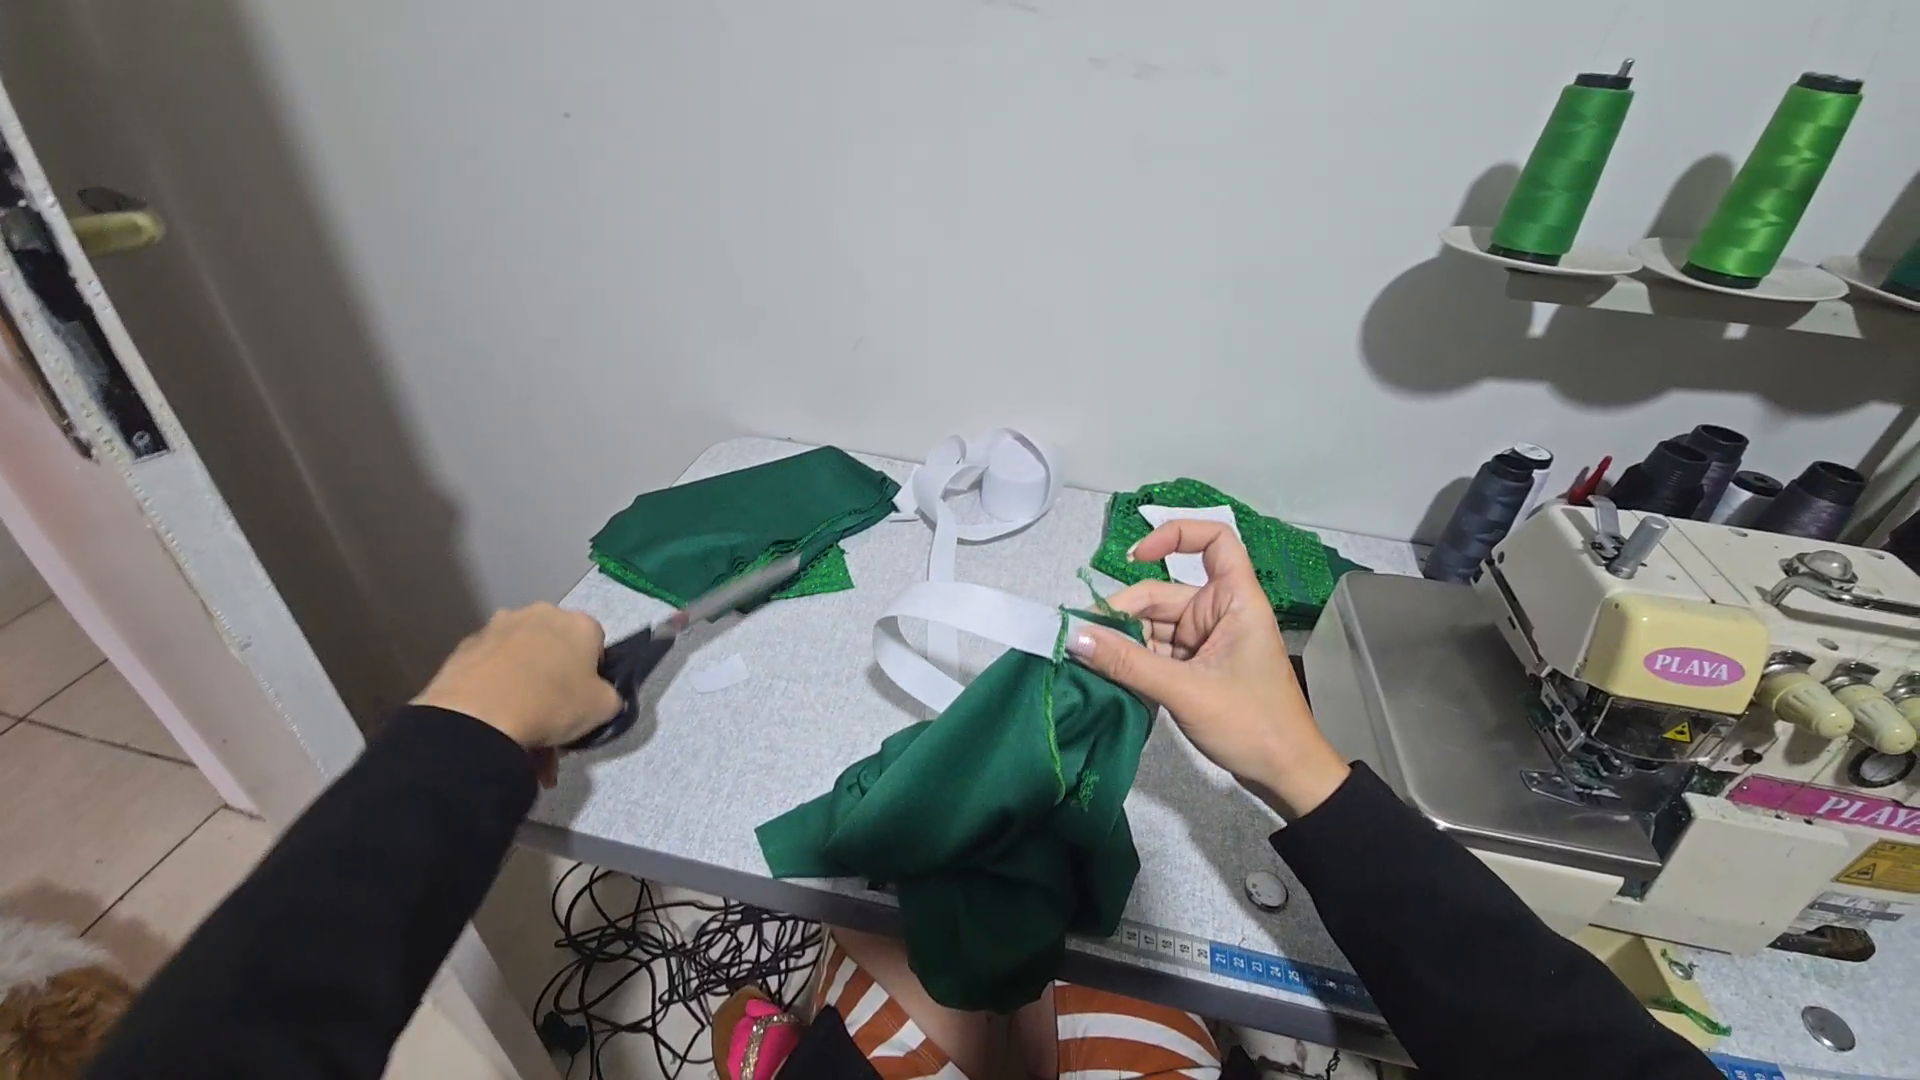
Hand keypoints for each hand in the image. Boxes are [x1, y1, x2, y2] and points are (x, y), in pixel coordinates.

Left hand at [413, 604, 621, 785]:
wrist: (476, 718)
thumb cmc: (551, 705)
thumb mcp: (603, 709)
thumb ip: (611, 696)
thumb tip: (600, 696)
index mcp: (581, 623)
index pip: (597, 643)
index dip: (592, 671)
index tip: (582, 696)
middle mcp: (542, 613)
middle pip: (557, 641)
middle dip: (555, 666)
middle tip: (550, 702)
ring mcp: (499, 625)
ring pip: (521, 649)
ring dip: (523, 670)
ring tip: (516, 708)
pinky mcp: (465, 644)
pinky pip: (490, 661)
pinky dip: (493, 679)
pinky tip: (491, 707)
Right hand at [1068, 521, 1349, 818]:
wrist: (1285, 776)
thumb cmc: (1253, 725)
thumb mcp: (1185, 692)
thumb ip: (1128, 664)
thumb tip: (1075, 637)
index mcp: (1235, 601)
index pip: (1214, 541)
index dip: (1176, 535)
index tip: (1136, 557)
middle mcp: (1219, 613)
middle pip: (1162, 593)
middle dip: (1123, 612)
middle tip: (1082, 636)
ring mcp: (1206, 641)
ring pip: (1153, 625)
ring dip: (1122, 641)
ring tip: (1086, 659)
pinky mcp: (1195, 667)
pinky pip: (1155, 651)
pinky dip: (1132, 660)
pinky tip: (1107, 672)